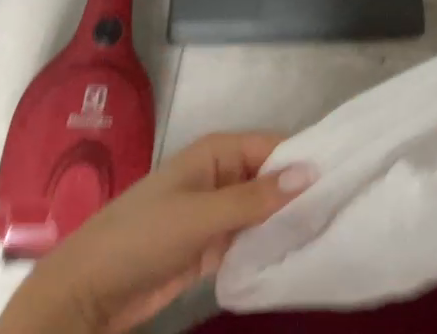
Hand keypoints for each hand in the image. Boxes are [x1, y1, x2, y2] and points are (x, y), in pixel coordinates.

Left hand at [0, 133, 315, 333]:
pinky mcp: (211, 244)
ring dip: (289, 220)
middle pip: (272, 178)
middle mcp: (220, 175)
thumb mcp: (201, 215)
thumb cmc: (142, 237)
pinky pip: (251, 237)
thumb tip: (311, 172)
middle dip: (302, 192)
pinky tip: (299, 252)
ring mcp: (216, 211)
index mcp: (217, 152)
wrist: (88, 290)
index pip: (274, 147)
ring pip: (264, 209)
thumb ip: (255, 198)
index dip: (307, 159)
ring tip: (334, 230)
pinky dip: (271, 243)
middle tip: (347, 209)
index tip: (346, 177)